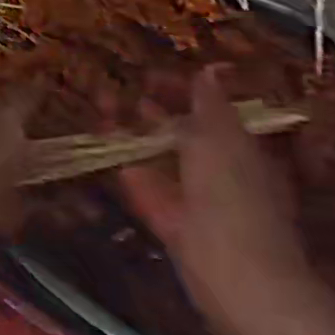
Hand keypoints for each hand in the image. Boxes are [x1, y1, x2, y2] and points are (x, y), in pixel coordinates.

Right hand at [119, 68, 312, 334]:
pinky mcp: (155, 204)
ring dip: (125, 124)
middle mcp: (211, 165)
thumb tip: (210, 67)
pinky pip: (132, 171)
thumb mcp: (223, 141)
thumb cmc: (235, 197)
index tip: (150, 72)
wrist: (227, 266)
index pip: (209, 111)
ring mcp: (182, 187)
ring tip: (98, 100)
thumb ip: (210, 105)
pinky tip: (95, 131)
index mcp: (239, 150)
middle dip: (147, 105)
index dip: (182, 91)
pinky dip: (114, 151)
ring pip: (149, 148)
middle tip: (113, 83)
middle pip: (176, 128)